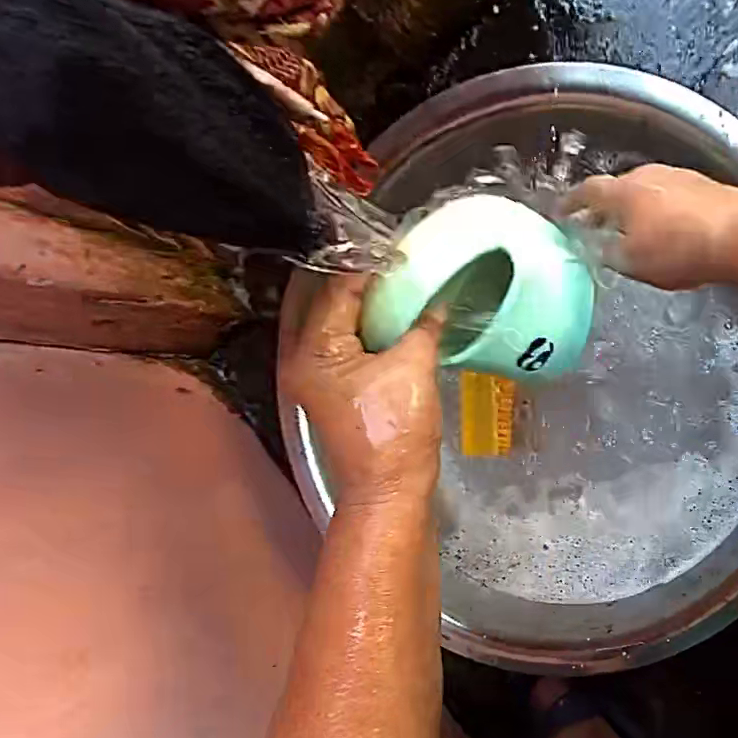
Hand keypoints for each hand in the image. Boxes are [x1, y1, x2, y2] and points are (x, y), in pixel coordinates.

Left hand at [283, 274, 443, 509]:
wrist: (390, 490)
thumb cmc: (397, 432)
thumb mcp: (414, 369)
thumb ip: (423, 327)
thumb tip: (436, 301)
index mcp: (314, 350)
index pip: (337, 288)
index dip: (368, 264)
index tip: (397, 248)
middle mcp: (301, 358)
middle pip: (322, 301)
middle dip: (354, 277)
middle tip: (389, 260)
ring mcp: (312, 377)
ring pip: (328, 322)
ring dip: (356, 302)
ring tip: (391, 283)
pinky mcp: (329, 390)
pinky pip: (338, 344)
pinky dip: (359, 327)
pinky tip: (387, 319)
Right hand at [564, 165, 737, 289]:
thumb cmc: (680, 249)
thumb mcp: (632, 263)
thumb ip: (609, 254)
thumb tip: (600, 251)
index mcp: (621, 192)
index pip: (586, 192)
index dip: (571, 204)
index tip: (563, 212)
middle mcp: (647, 175)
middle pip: (617, 189)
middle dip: (604, 208)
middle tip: (594, 225)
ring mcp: (677, 177)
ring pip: (645, 192)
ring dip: (634, 210)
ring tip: (631, 233)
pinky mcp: (702, 188)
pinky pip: (669, 198)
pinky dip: (659, 213)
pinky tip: (667, 234)